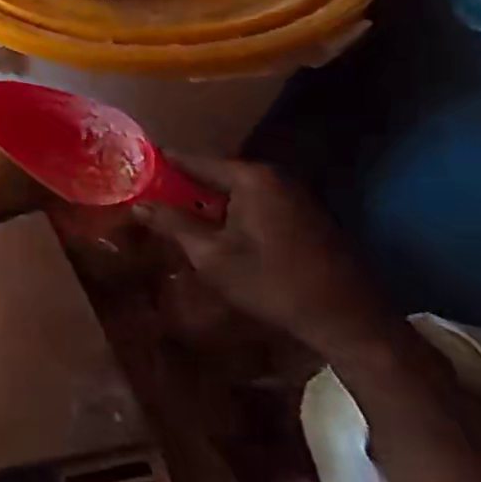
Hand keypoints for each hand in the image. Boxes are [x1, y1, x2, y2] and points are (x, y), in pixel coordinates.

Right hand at [133, 157, 401, 360]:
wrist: (348, 322)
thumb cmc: (272, 283)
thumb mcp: (211, 256)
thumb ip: (172, 224)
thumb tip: (137, 205)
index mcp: (251, 178)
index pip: (191, 159)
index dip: (159, 164)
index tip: (132, 167)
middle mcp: (273, 177)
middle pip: (213, 174)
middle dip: (180, 186)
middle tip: (147, 196)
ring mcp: (293, 196)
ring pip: (234, 191)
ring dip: (205, 202)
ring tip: (172, 215)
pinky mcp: (304, 217)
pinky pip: (253, 204)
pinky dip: (229, 213)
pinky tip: (212, 232)